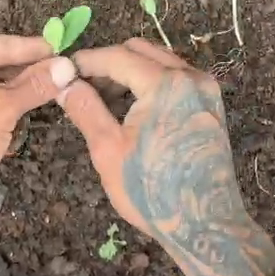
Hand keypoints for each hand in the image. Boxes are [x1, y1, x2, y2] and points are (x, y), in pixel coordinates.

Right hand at [57, 39, 274, 275]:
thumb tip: (63, 84)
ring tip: (103, 99)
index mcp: (166, 83)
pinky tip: (131, 108)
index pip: (118, 56)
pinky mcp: (211, 106)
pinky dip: (150, 82)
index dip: (87, 61)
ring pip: (159, 62)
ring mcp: (205, 90)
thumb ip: (85, 108)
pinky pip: (175, 79)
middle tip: (82, 85)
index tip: (65, 71)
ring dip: (129, 71)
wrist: (205, 224)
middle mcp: (191, 77)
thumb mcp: (108, 149)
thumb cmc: (151, 189)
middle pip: (141, 51)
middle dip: (108, 63)